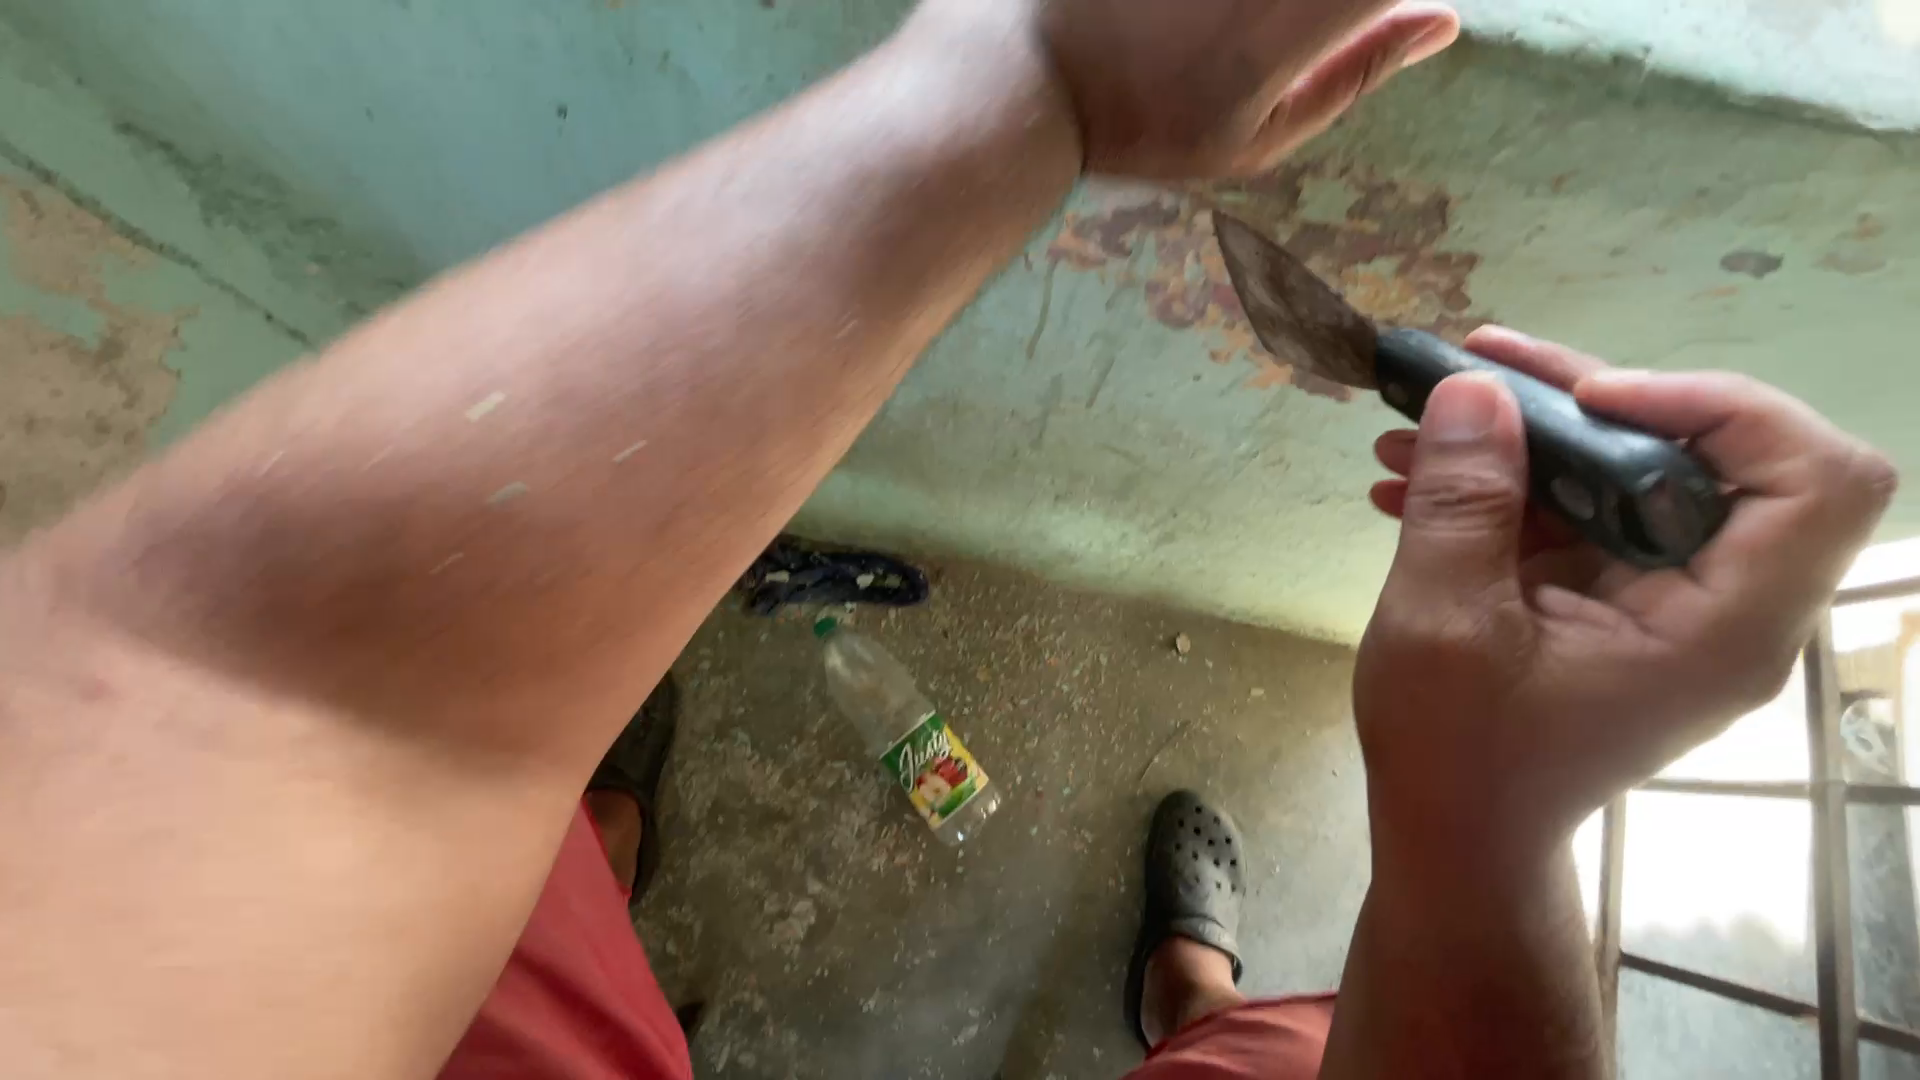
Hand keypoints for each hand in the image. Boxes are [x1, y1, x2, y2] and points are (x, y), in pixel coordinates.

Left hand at [1037, 0, 1458, 177]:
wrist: (1040, 72)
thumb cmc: (1148, 126)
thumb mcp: (1251, 140)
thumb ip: (1350, 80)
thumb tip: (1444, 22)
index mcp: (1313, 10)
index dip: (1398, 8)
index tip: (1376, 30)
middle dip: (1342, 18)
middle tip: (1286, 50)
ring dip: (1292, 20)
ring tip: (1225, 51)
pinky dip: (1246, 11)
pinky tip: (1210, 29)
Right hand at [1357, 327, 1897, 867]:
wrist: (1449, 832)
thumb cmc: (1454, 750)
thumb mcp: (1441, 622)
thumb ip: (1462, 506)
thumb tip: (1474, 391)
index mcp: (1718, 622)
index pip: (1811, 478)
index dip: (1715, 408)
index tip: (1584, 398)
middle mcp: (1709, 604)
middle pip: (1690, 462)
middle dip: (1572, 407)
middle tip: (1470, 374)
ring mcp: (1647, 605)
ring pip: (1608, 487)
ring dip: (1510, 451)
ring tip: (1406, 437)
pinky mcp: (1593, 608)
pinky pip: (1559, 525)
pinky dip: (1490, 499)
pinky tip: (1405, 491)